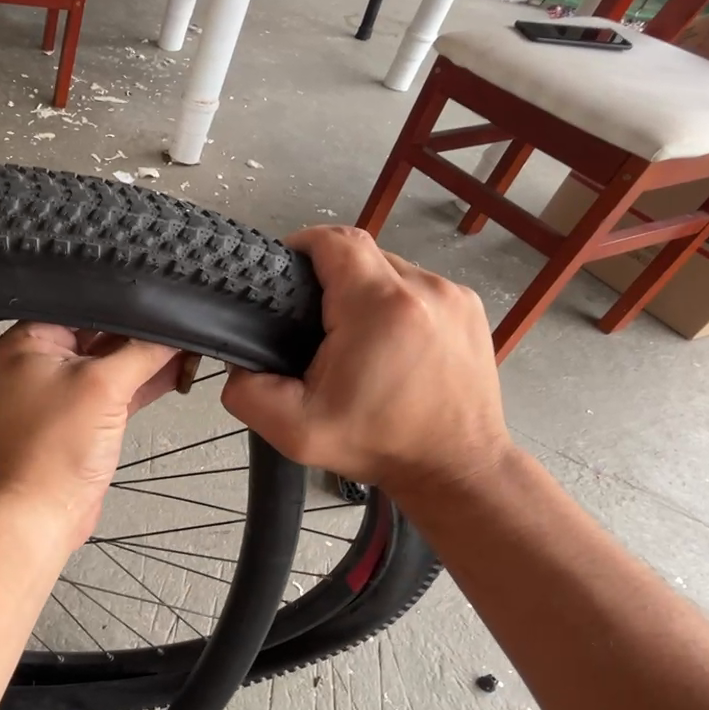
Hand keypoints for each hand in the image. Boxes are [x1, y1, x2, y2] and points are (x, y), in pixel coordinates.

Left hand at [0, 323, 183, 549]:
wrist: (41, 514)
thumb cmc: (53, 448)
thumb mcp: (103, 386)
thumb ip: (142, 351)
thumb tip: (176, 329)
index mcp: (28, 341)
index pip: (82, 305)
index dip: (122, 302)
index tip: (162, 294)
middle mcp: (41, 361)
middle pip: (99, 332)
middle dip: (141, 330)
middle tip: (183, 320)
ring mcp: (63, 390)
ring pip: (112, 361)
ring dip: (148, 357)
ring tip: (190, 342)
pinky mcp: (83, 416)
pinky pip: (118, 389)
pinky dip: (144, 382)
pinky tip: (179, 370)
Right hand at [221, 226, 514, 505]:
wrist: (455, 468)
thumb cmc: (379, 446)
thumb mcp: (292, 430)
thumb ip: (247, 391)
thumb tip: (239, 359)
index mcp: (378, 308)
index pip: (333, 241)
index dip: (301, 246)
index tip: (284, 272)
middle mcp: (424, 290)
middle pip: (360, 253)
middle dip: (329, 277)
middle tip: (309, 321)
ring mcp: (453, 297)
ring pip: (390, 269)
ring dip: (363, 291)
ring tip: (348, 336)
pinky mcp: (469, 309)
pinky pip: (417, 286)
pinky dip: (394, 304)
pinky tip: (384, 342)